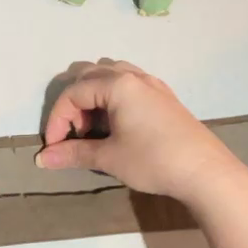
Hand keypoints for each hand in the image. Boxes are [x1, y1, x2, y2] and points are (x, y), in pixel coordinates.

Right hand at [36, 59, 240, 199]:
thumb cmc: (153, 160)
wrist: (206, 173)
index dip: (57, 120)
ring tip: (94, 126)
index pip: (73, 94)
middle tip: (75, 133)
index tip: (54, 147)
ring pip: (111, 75)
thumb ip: (73, 153)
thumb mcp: (109, 158)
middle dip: (74, 104)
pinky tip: (117, 124)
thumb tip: (41, 159)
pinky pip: (129, 84)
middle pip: (89, 76)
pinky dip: (113, 97)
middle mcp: (134, 76)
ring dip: (93, 96)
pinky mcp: (164, 96)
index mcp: (118, 85)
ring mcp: (152, 84)